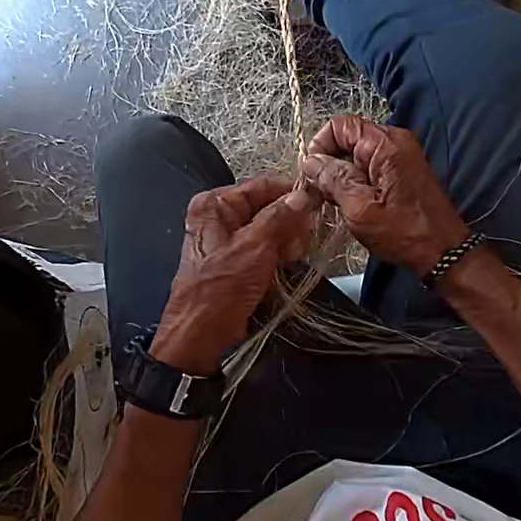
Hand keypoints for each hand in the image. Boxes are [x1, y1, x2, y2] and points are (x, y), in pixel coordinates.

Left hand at [150, 176, 318, 374]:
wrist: (202, 334)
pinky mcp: (239, 265)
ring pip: (272, 232)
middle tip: (294, 244)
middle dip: (288, 226)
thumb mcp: (254, 246)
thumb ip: (280, 217)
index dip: (291, 193)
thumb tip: (303, 195)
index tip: (318, 201)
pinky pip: (268, 253)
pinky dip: (279, 260)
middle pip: (269, 209)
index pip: (261, 185)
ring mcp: (230, 243)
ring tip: (285, 261)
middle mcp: (219, 219)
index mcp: (215, 206)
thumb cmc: (218, 290)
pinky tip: (282, 270)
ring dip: (286, 245)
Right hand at [300, 115, 470, 275]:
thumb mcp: (359, 208)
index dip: (319, 146)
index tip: (313, 175)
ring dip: (340, 175)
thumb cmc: (404, 233)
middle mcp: (394, 141)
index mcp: (385, 144)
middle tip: (322, 193)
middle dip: (328, 163)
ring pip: (354, 153)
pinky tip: (352, 204)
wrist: (443, 252)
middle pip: (346, 138)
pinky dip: (354, 181)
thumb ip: (332, 179)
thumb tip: (310, 162)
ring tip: (337, 202)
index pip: (339, 125)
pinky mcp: (400, 170)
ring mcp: (399, 155)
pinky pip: (367, 165)